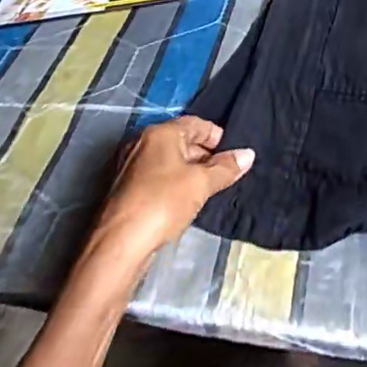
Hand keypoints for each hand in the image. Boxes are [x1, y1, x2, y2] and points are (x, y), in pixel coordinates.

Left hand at [92, 116, 253, 260]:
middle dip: (203, 153)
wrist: (119, 243)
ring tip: (208, 187)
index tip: (231, 150)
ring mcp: (130, 166)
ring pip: (168, 159)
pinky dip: (173, 181)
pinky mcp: (125, 188)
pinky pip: (157, 175)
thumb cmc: (163, 203)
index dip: (215, 134)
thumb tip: (248, 154)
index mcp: (160, 133)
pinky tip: (184, 199)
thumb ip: (226, 168)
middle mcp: (142, 143)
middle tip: (223, 170)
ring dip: (188, 169)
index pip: (195, 123)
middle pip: (180, 140)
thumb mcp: (201, 184)